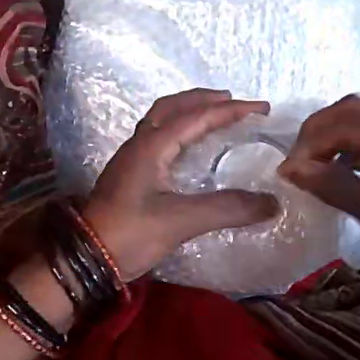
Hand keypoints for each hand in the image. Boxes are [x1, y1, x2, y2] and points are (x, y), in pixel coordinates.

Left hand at [82, 89, 283, 280]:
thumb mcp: (181, 221)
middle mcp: (139, 144)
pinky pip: (158, 138)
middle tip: (236, 102)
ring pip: (162, 121)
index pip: (197, 116)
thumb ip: (227, 209)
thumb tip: (272, 203)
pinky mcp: (129, 176)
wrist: (87, 258)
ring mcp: (131, 159)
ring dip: (189, 112)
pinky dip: (179, 131)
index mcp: (151, 146)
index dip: (230, 110)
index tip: (261, 108)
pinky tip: (191, 149)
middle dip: (206, 100)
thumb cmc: (130, 234)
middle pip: (173, 107)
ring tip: (215, 117)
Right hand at [279, 95, 359, 285]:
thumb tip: (291, 168)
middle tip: (294, 163)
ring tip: (308, 168)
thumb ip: (339, 188)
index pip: (351, 121)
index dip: (312, 141)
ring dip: (333, 140)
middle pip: (358, 112)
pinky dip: (348, 153)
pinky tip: (333, 173)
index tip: (286, 171)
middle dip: (320, 131)